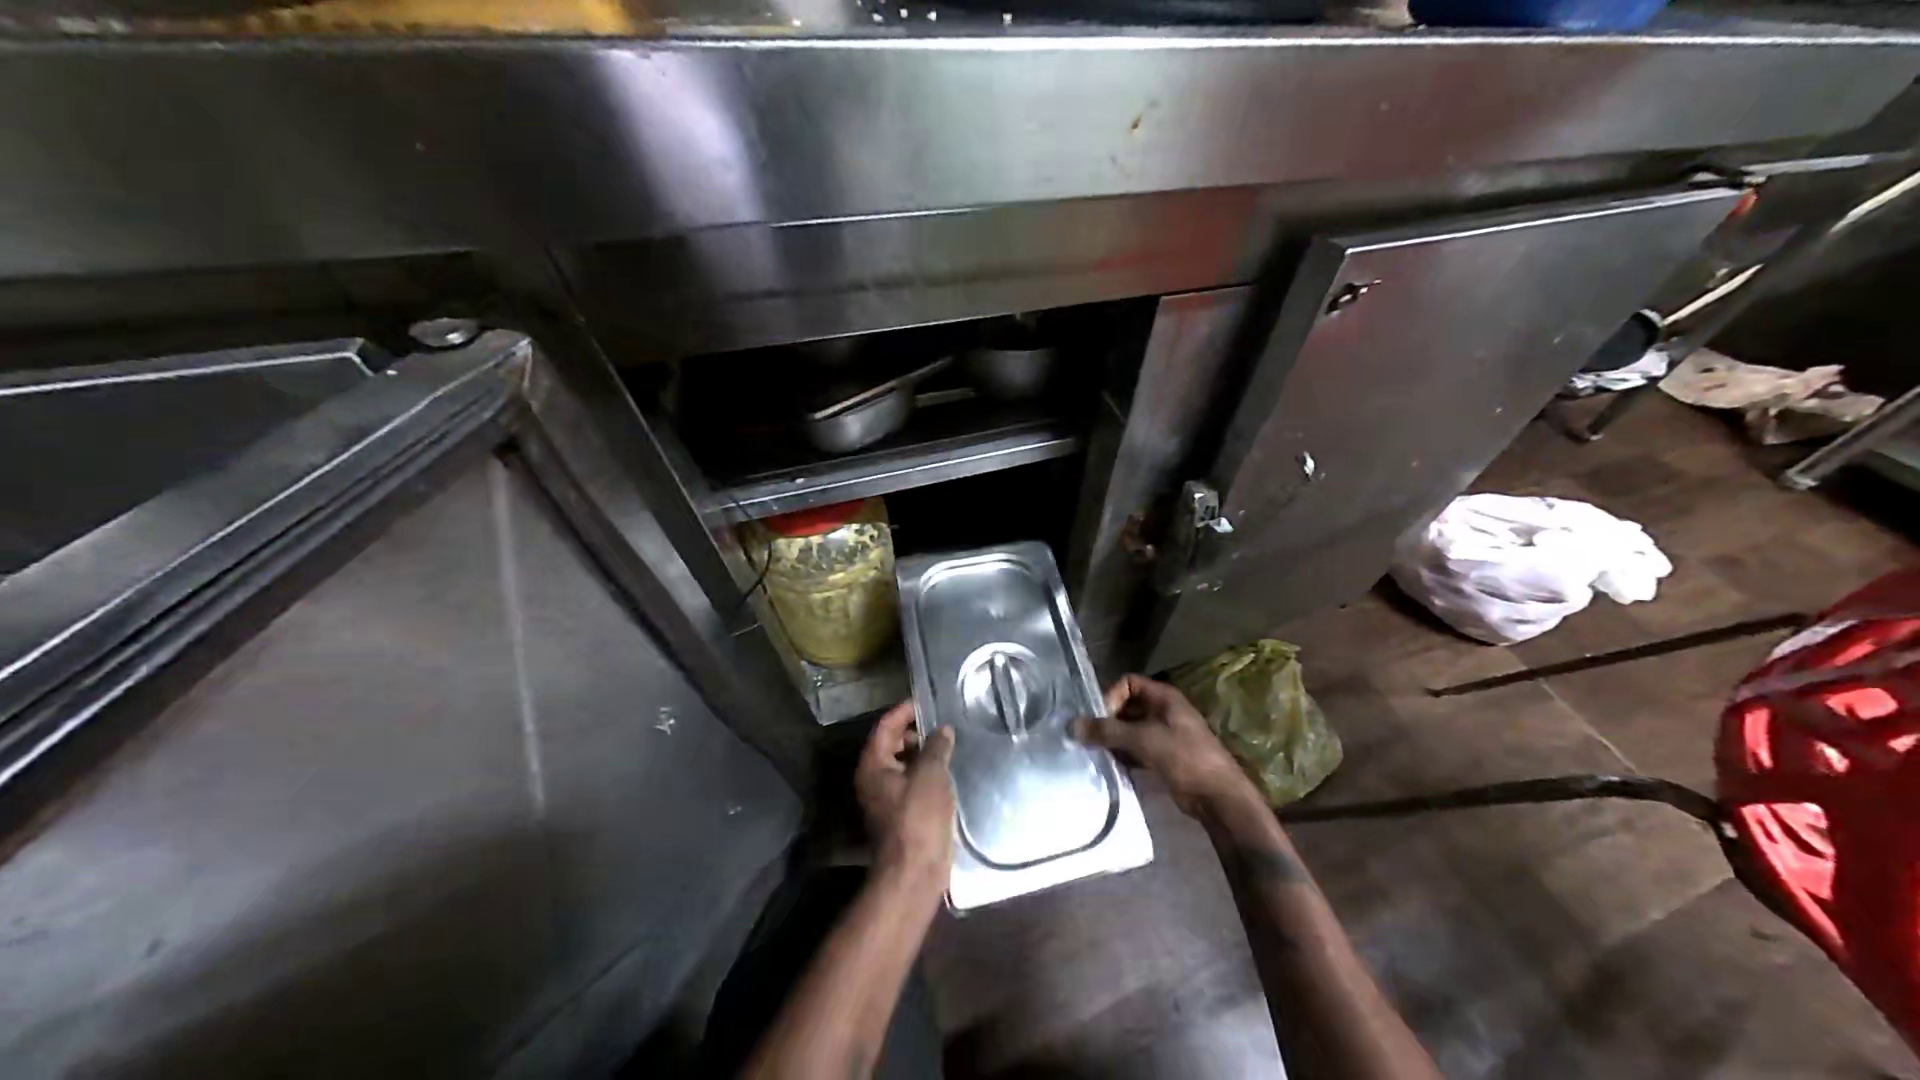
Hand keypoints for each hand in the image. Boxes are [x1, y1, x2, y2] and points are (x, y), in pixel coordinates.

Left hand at [855, 701, 956, 891]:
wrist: (915, 872)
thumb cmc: (919, 818)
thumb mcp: (931, 775)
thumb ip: (936, 747)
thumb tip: (942, 729)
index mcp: (873, 765)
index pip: (884, 727)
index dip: (903, 711)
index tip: (925, 701)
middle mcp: (873, 779)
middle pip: (891, 744)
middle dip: (915, 732)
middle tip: (941, 724)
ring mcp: (886, 799)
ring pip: (903, 765)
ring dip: (923, 754)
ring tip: (949, 746)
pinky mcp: (900, 814)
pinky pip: (912, 783)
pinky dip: (926, 774)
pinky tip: (947, 773)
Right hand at [1074, 675, 1254, 817]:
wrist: (1218, 798)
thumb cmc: (1185, 758)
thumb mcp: (1144, 739)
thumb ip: (1108, 731)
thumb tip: (1071, 725)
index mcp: (1165, 698)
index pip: (1128, 683)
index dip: (1111, 696)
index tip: (1099, 718)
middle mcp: (1163, 711)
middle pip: (1126, 707)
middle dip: (1107, 720)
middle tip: (1088, 737)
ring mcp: (1163, 735)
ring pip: (1129, 730)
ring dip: (1112, 739)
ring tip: (1095, 752)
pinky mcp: (1162, 757)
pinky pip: (1135, 749)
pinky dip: (1122, 755)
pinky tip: (1110, 766)